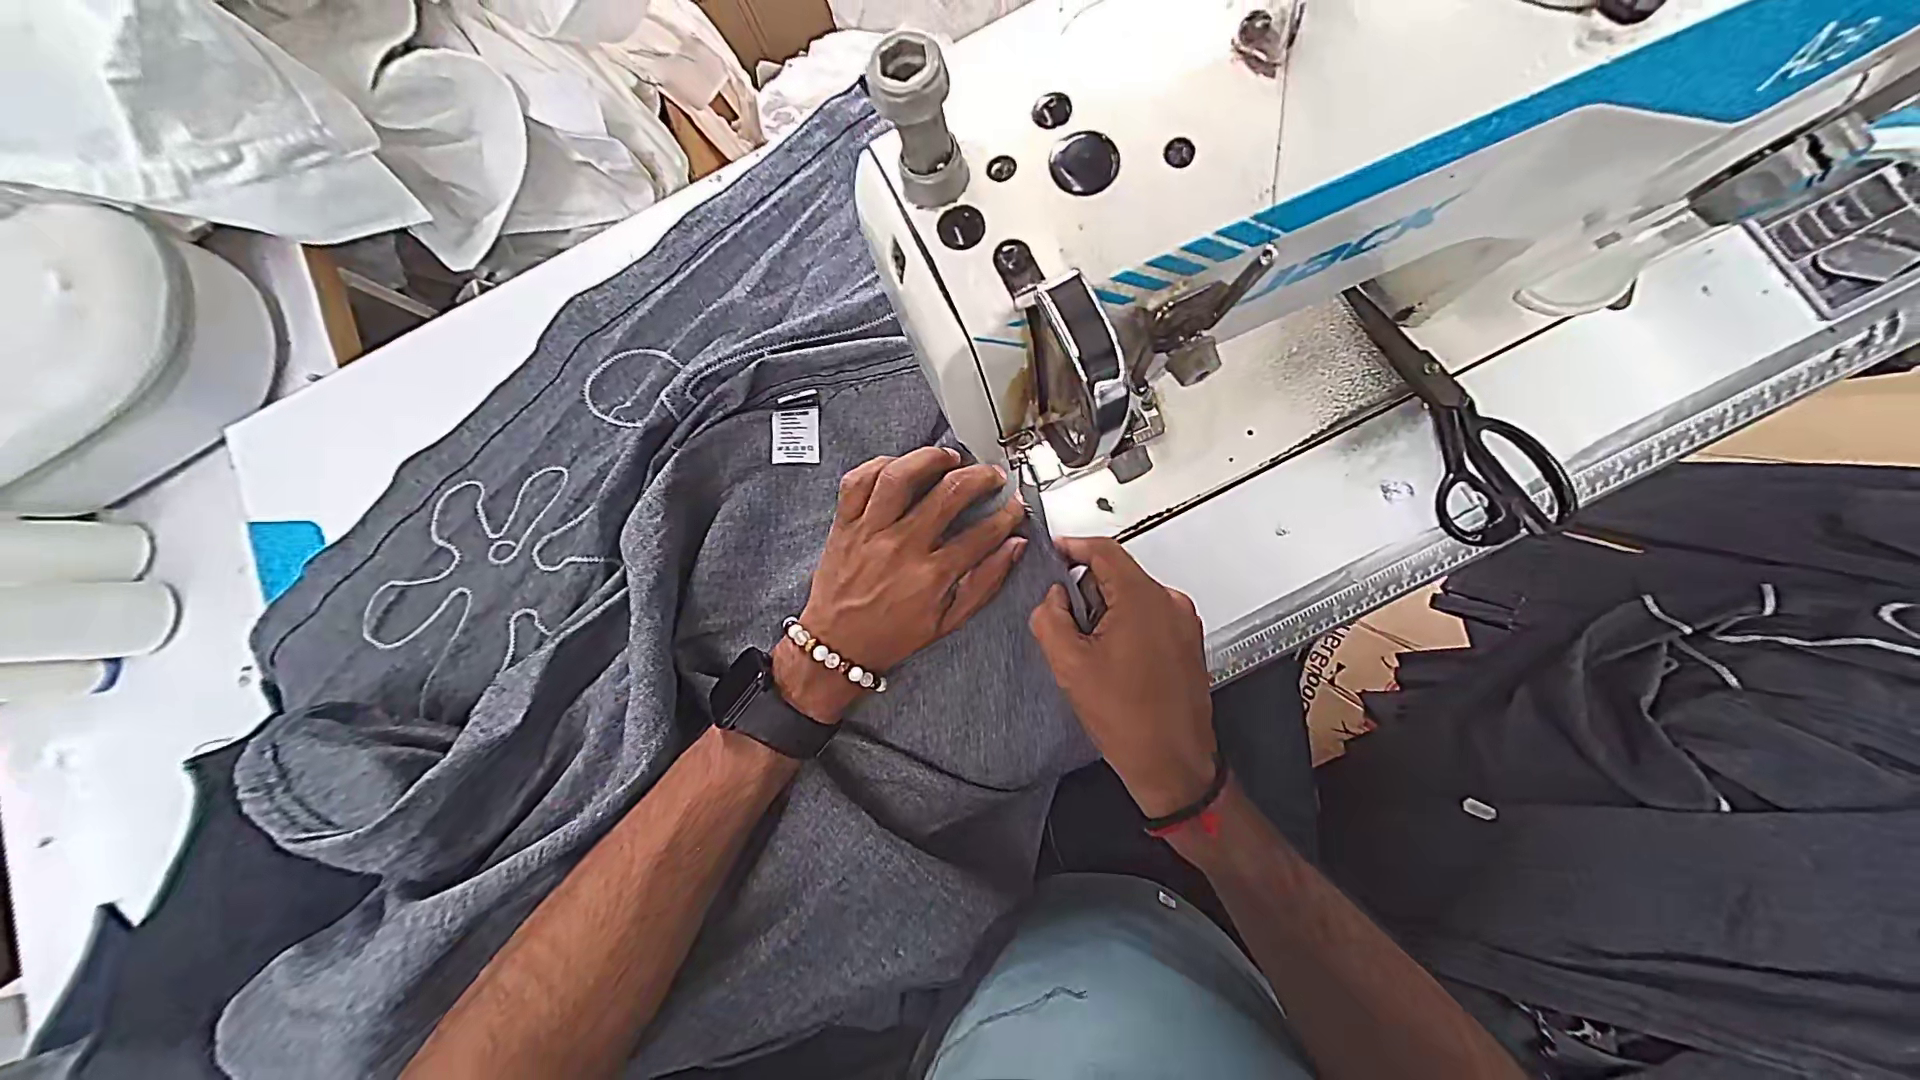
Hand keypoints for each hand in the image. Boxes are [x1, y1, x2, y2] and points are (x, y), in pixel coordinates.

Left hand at [774, 446, 1027, 722]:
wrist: (838, 644)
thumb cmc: (891, 635)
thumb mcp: (948, 621)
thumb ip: (985, 583)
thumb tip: (1014, 548)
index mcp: (930, 576)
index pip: (982, 533)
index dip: (1007, 515)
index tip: (1014, 506)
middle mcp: (901, 548)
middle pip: (949, 494)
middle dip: (981, 477)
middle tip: (991, 475)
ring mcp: (870, 532)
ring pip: (901, 477)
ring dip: (931, 458)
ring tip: (949, 457)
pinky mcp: (845, 525)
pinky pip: (858, 481)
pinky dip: (879, 464)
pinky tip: (900, 465)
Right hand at [1029, 537, 1215, 817]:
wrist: (1172, 763)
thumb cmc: (1132, 721)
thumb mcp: (1069, 664)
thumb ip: (1049, 617)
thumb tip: (1052, 598)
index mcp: (1143, 600)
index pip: (1104, 550)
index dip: (1073, 547)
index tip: (1057, 551)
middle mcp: (1170, 604)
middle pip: (1117, 574)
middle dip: (1087, 592)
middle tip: (1070, 624)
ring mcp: (1183, 623)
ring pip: (1132, 596)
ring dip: (1107, 612)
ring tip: (1096, 655)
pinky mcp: (1187, 641)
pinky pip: (1149, 616)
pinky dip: (1126, 627)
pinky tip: (1115, 664)